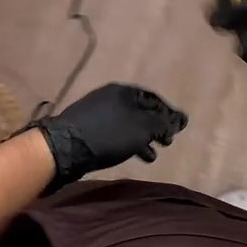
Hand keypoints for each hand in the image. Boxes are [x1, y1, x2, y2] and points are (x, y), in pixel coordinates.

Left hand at [32, 83, 188, 192]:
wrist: (66, 147)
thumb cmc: (108, 134)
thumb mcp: (141, 128)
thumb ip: (162, 123)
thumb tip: (179, 121)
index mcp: (124, 91)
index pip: (154, 99)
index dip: (169, 113)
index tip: (180, 127)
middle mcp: (110, 97)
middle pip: (140, 111)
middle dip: (156, 126)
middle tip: (168, 141)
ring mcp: (97, 112)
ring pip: (128, 124)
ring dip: (144, 137)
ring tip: (154, 153)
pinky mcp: (88, 129)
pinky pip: (116, 133)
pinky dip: (129, 142)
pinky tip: (136, 155)